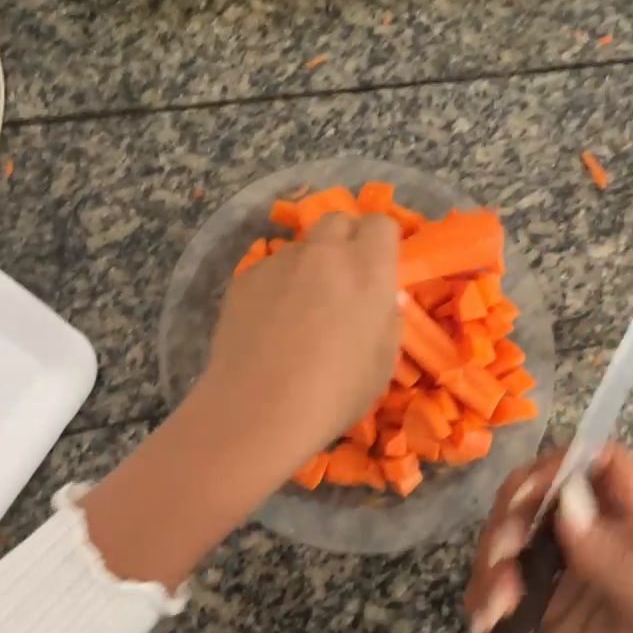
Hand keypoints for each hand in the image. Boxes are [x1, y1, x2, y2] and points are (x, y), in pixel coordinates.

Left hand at [81, 211, 398, 590]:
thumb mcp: (382, 365)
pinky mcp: (244, 280)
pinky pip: (269, 272)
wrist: (257, 410)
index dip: (382, 243)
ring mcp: (278, 263)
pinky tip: (269, 327)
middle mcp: (323, 253)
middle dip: (345, 242)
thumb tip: (386, 300)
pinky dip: (276, 288)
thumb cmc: (334, 393)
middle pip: (337, 222)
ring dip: (308, 268)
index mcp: (367, 268)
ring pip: (301, 249)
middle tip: (345, 282)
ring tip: (300, 314)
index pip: (381, 224)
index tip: (381, 268)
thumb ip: (388, 322)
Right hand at [466, 449, 632, 632]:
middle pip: (543, 492)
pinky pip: (503, 579)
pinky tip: (485, 619)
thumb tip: (567, 498)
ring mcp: (568, 569)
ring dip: (493, 558)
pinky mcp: (543, 604)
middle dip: (512, 514)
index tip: (530, 493)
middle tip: (502, 553)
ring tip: (496, 603)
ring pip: (514, 533)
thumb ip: (616, 556)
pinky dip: (486, 592)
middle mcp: (599, 535)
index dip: (564, 463)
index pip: (602, 464)